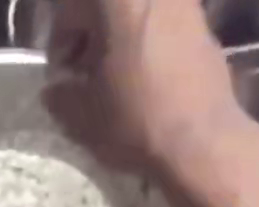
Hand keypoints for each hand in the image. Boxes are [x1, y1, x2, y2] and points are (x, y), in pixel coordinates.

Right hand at [43, 0, 258, 182]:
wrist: (199, 140)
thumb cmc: (134, 120)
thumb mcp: (83, 116)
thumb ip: (60, 97)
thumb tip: (54, 91)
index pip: (70, 7)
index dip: (59, 42)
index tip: (60, 73)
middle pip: (108, 7)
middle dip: (92, 36)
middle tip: (85, 74)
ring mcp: (184, 2)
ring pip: (137, 14)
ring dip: (120, 41)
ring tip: (115, 81)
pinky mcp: (204, 25)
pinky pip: (163, 26)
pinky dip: (147, 46)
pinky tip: (144, 83)